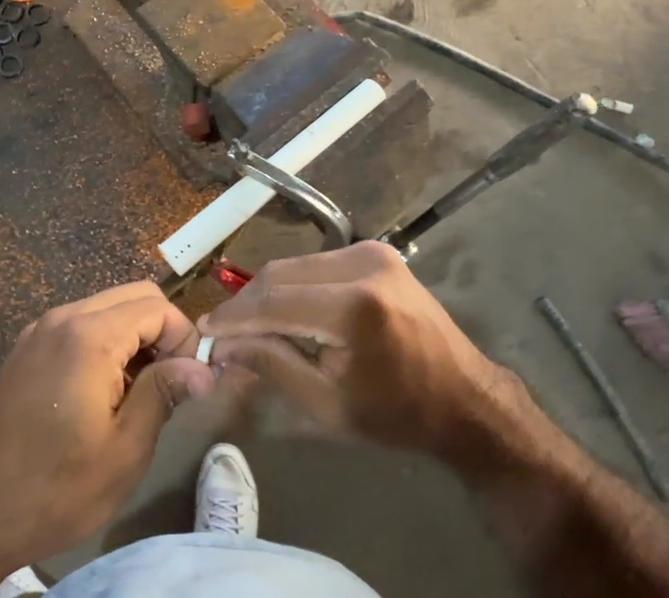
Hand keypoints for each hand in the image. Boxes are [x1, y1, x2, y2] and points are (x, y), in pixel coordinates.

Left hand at [0, 282, 215, 596]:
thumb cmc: (58, 489)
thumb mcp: (125, 449)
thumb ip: (164, 393)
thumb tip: (205, 367)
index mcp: (88, 337)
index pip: (157, 307)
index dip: (183, 338)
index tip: (187, 382)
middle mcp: (61, 319)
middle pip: (133, 296)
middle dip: (161, 330)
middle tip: (167, 383)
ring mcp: (38, 332)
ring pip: (105, 308)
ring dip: (132, 336)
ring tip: (137, 392)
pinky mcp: (25, 350)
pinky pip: (78, 325)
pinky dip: (103, 342)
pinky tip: (102, 391)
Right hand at [201, 243, 539, 463]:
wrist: (465, 399)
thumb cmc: (398, 414)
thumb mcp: (326, 403)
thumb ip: (271, 364)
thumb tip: (222, 344)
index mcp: (354, 307)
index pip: (272, 301)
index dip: (232, 317)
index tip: (203, 332)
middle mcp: (363, 265)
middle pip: (280, 273)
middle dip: (246, 302)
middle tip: (221, 332)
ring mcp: (374, 253)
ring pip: (297, 265)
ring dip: (268, 293)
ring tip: (249, 326)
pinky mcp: (378, 253)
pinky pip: (319, 264)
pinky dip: (295, 286)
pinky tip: (284, 312)